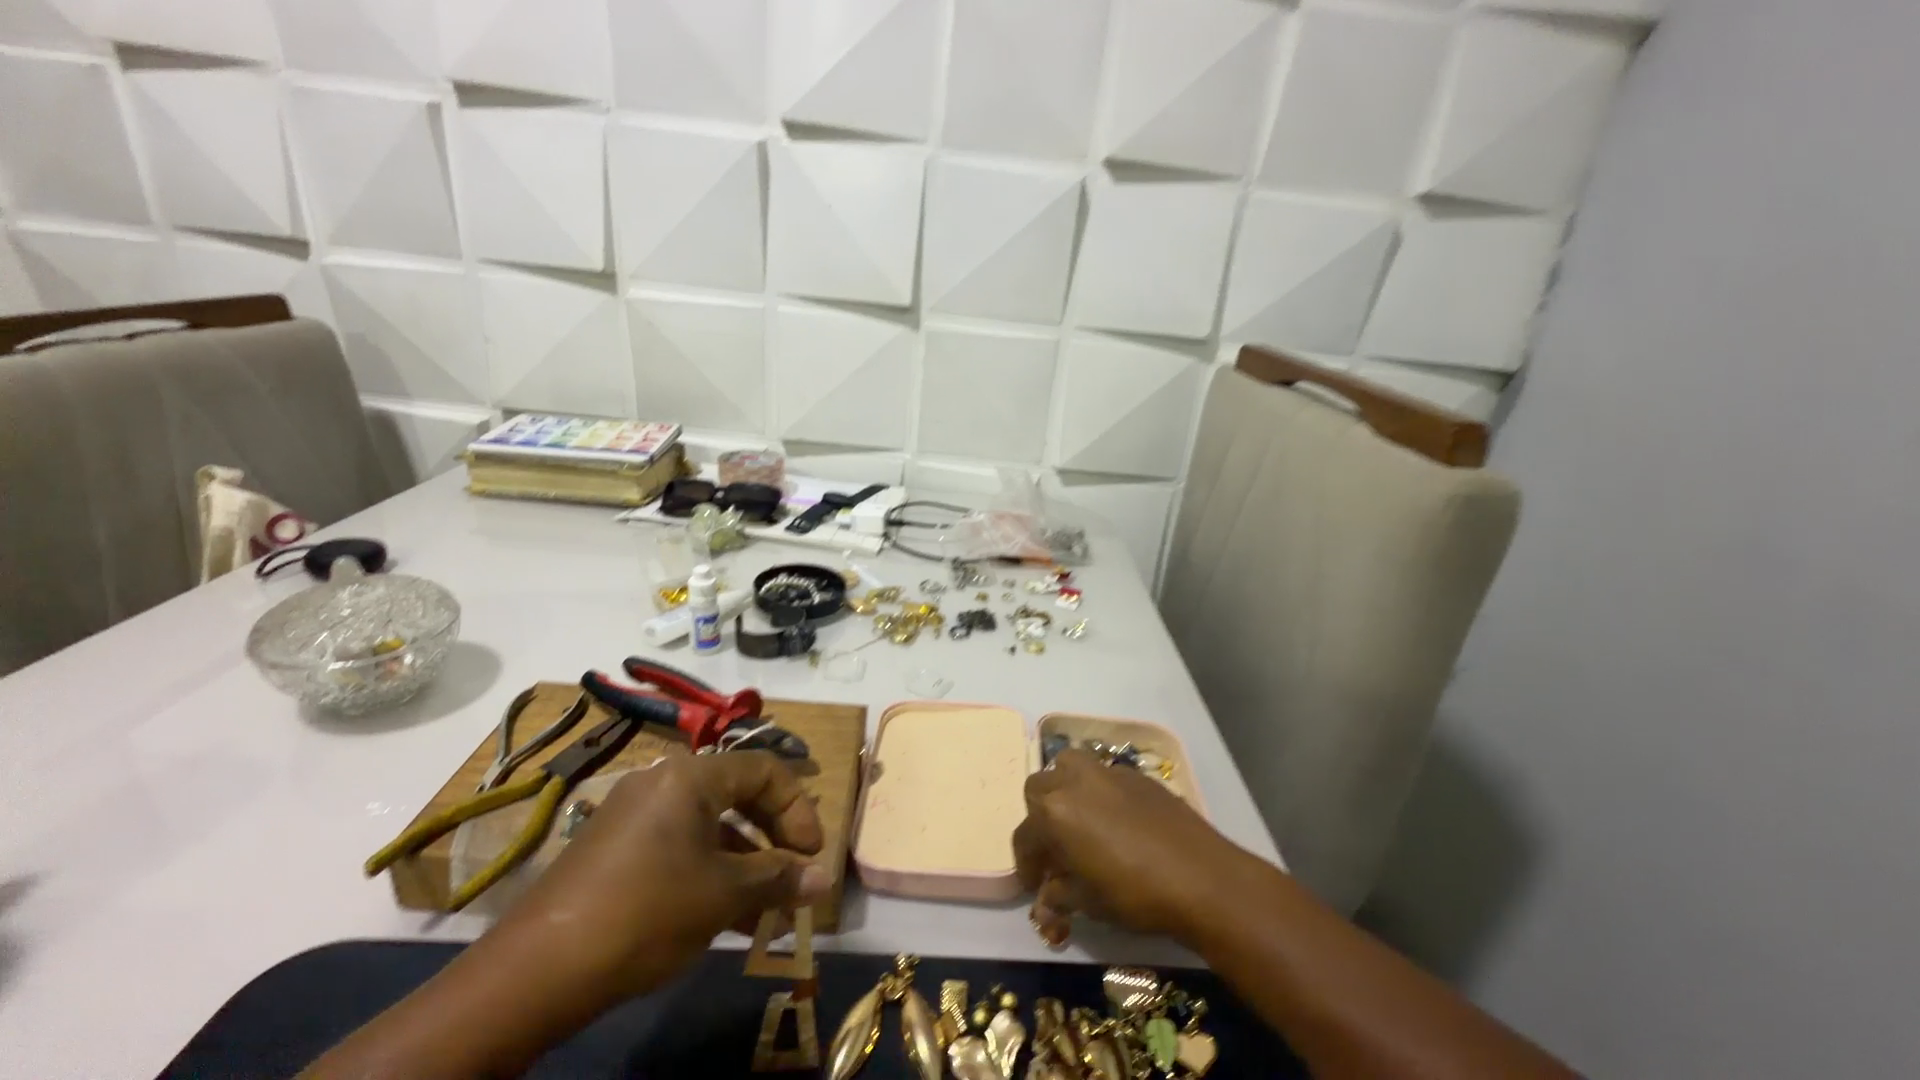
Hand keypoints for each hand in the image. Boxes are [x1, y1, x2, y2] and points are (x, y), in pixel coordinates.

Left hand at [490, 751, 829, 1000]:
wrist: (540, 967)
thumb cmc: (647, 911)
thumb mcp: (723, 895)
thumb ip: (778, 879)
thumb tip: (822, 879)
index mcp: (689, 777)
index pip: (764, 771)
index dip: (798, 809)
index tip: (812, 855)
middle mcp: (660, 783)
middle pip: (737, 794)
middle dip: (773, 836)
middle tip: (795, 875)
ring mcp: (632, 816)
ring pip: (708, 828)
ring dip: (745, 863)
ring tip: (768, 911)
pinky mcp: (614, 850)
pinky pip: (678, 848)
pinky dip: (709, 873)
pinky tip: (727, 918)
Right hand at [1014, 749, 1252, 946]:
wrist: (1203, 879)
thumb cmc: (1135, 893)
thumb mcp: (1088, 902)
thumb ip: (1058, 897)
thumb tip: (1044, 905)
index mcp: (1054, 811)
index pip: (1025, 836)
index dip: (1027, 865)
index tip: (1036, 887)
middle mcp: (1076, 781)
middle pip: (1040, 789)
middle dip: (1040, 817)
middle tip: (1056, 850)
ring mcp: (1110, 773)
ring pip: (1071, 768)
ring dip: (1067, 791)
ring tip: (1080, 824)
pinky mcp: (1140, 777)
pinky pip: (1106, 777)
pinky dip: (1100, 794)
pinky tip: (1117, 825)